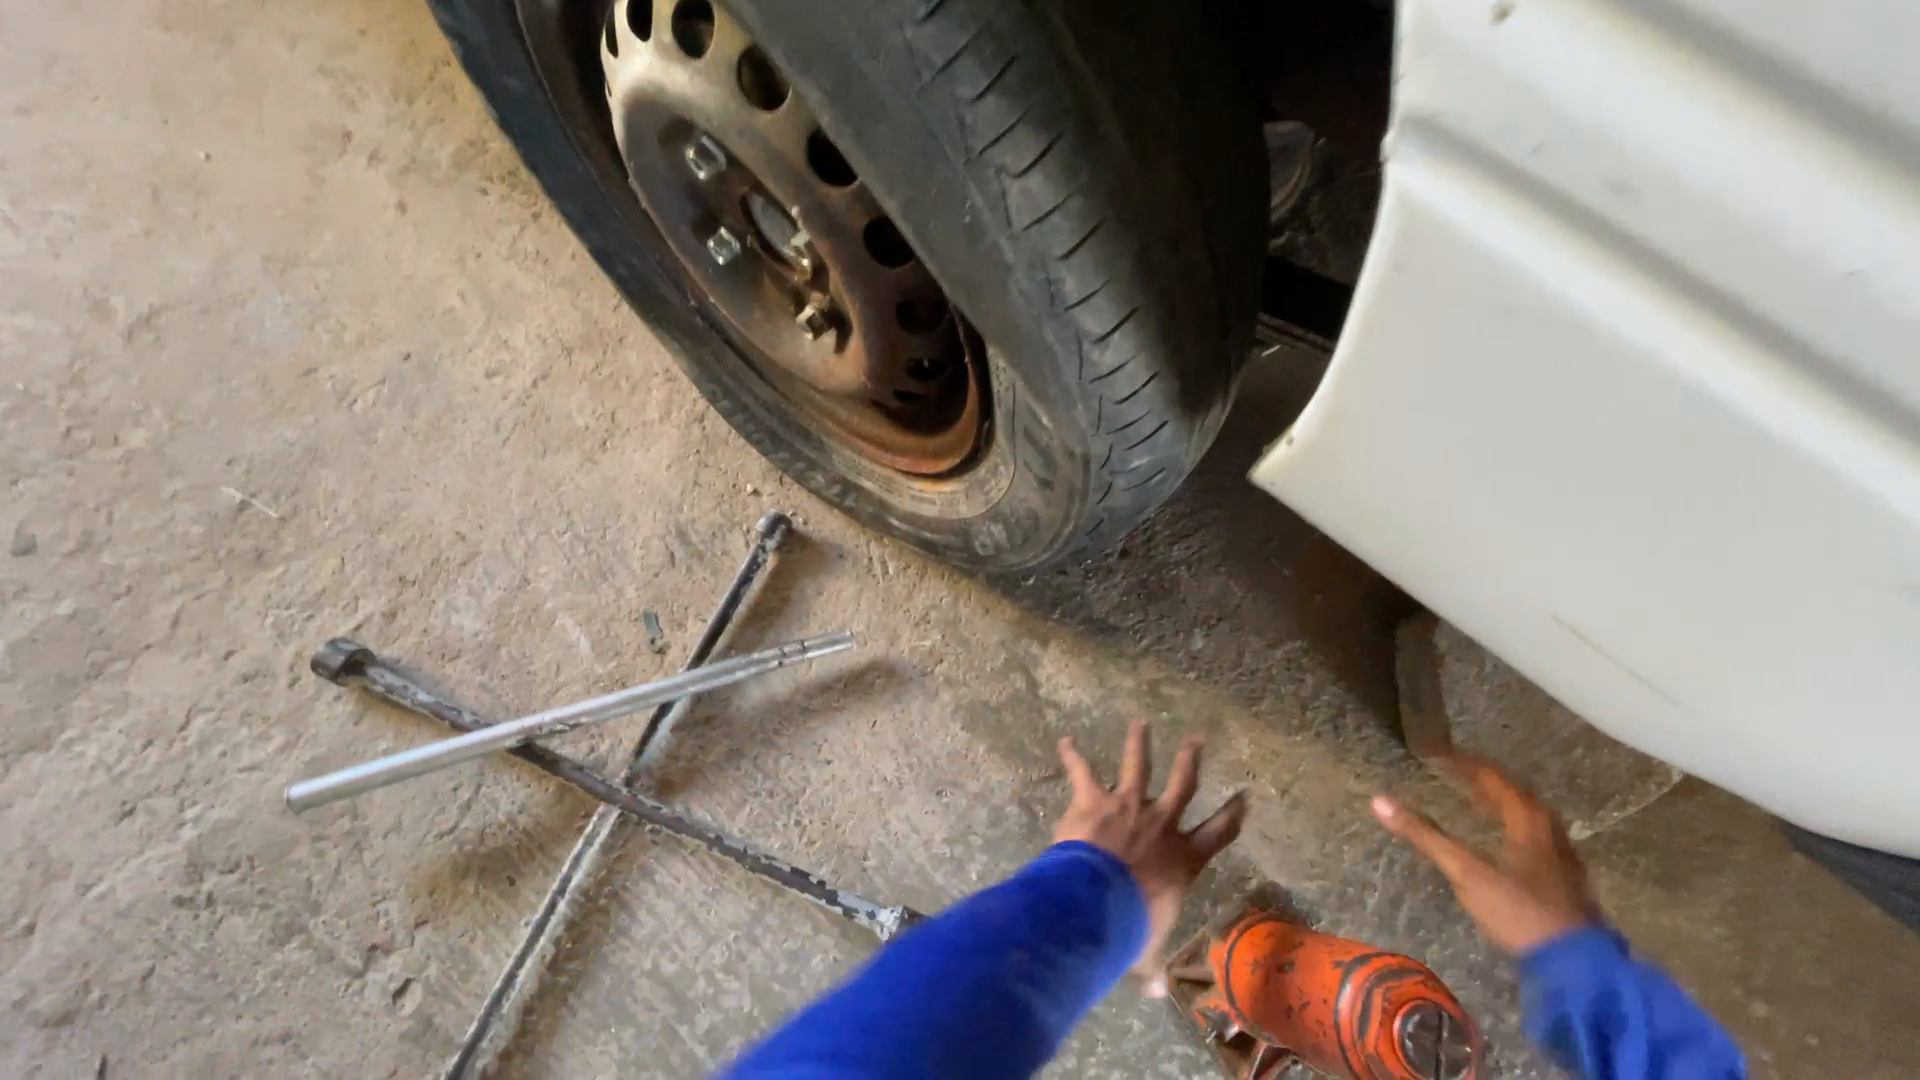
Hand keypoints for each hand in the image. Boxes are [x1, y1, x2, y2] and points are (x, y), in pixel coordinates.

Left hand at [1053, 720, 1247, 995]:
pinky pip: (1082, 771)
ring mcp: (1129, 806)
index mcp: (1182, 859)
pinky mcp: (1095, 799)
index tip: (1244, 797)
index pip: (1218, 834)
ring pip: (1137, 765)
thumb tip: (1158, 996)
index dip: (1233, 815)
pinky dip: (1071, 756)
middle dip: (1190, 760)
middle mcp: (1161, 824)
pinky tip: (1064, 741)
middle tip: (1196, 739)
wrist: (1100, 903)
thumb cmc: (1131, 927)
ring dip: (1138, 742)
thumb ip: (1153, 967)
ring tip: (1139, 722)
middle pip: (1183, 784)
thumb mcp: (1148, 949)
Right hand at [1371, 756, 1598, 953]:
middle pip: (1513, 792)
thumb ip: (1424, 835)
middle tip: (1449, 769)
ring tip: (1470, 798)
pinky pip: (1530, 834)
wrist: (1578, 967)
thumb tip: (1379, 800)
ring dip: (1496, 800)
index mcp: (1528, 820)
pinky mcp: (1562, 879)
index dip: (1458, 760)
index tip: (1429, 751)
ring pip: (1525, 814)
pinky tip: (1497, 838)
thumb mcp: (1466, 872)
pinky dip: (1507, 823)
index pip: (1491, 775)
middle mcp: (1549, 830)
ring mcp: (1560, 856)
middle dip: (1479, 777)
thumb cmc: (1519, 910)